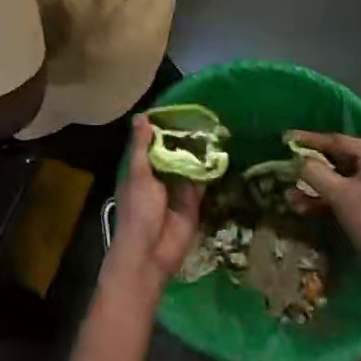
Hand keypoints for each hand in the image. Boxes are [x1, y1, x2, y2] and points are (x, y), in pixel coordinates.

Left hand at [103, 118, 204, 299]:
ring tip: (218, 129)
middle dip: (187, 138)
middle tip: (206, 115)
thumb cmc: (138, 211)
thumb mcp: (138, 175)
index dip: (166, 126)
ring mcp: (178, 188)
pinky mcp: (194, 202)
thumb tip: (142, 116)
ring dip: (201, 152)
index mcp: (142, 168)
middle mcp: (161, 175)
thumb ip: (141, 147)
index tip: (181, 107)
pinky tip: (223, 153)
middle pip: (176, 151)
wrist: (151, 253)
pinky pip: (203, 182)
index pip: (154, 141)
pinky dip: (210, 170)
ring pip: (191, 165)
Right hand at [290, 131, 360, 292]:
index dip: (308, 140)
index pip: (337, 141)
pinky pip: (342, 194)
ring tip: (288, 194)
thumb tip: (295, 161)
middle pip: (335, 159)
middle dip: (309, 167)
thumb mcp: (341, 195)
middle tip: (283, 165)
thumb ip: (315, 173)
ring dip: (313, 187)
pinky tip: (301, 207)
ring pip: (336, 179)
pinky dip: (324, 199)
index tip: (284, 139)